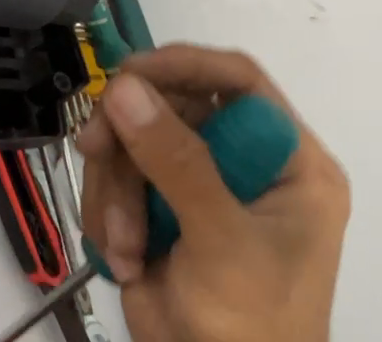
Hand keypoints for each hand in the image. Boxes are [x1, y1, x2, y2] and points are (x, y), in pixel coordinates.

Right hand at [76, 46, 349, 341]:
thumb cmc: (251, 326)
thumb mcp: (222, 243)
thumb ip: (177, 162)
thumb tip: (123, 84)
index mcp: (286, 164)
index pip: (236, 79)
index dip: (183, 65)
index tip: (128, 75)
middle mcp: (239, 162)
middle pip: (166, 103)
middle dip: (127, 138)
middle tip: (96, 152)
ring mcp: (193, 183)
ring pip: (128, 140)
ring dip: (114, 190)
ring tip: (125, 243)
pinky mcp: (153, 205)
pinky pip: (110, 175)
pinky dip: (106, 210)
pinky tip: (121, 253)